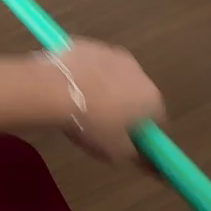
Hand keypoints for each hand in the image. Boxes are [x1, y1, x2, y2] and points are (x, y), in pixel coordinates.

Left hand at [46, 39, 165, 163]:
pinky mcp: (87, 43)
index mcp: (150, 96)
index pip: (157, 119)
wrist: (53, 87)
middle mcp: (136, 69)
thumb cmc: (91, 123)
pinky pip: (93, 62)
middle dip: (125, 107)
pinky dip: (87, 72)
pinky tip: (72, 86)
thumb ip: (142, 159)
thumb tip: (156, 167)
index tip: (130, 141)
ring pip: (114, 75)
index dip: (144, 133)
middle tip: (105, 124)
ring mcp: (110, 51)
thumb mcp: (118, 152)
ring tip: (84, 104)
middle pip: (136, 92)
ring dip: (106, 87)